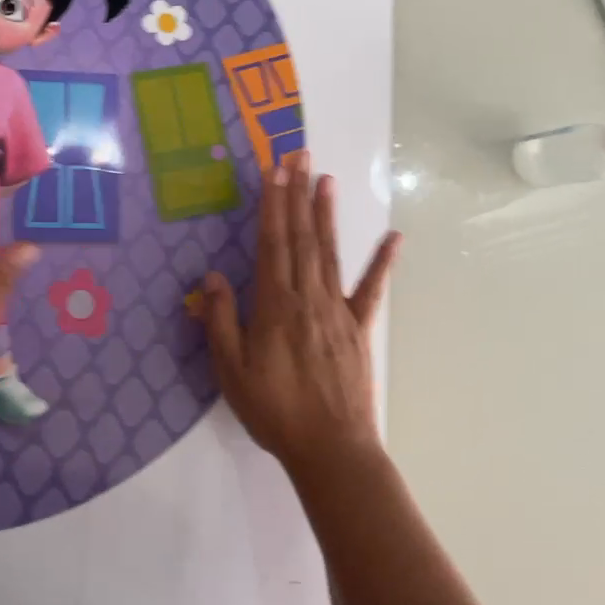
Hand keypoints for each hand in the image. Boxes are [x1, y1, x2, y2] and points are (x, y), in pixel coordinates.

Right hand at [201, 151, 399, 473]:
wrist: (332, 449)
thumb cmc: (275, 410)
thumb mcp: (231, 370)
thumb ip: (220, 320)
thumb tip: (209, 275)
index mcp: (275, 304)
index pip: (272, 242)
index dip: (272, 203)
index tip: (274, 170)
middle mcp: (308, 296)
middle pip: (300, 236)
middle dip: (297, 193)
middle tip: (298, 155)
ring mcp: (338, 310)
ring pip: (329, 251)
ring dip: (326, 214)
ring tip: (326, 179)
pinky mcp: (360, 329)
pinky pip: (371, 290)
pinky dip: (383, 262)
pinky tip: (394, 238)